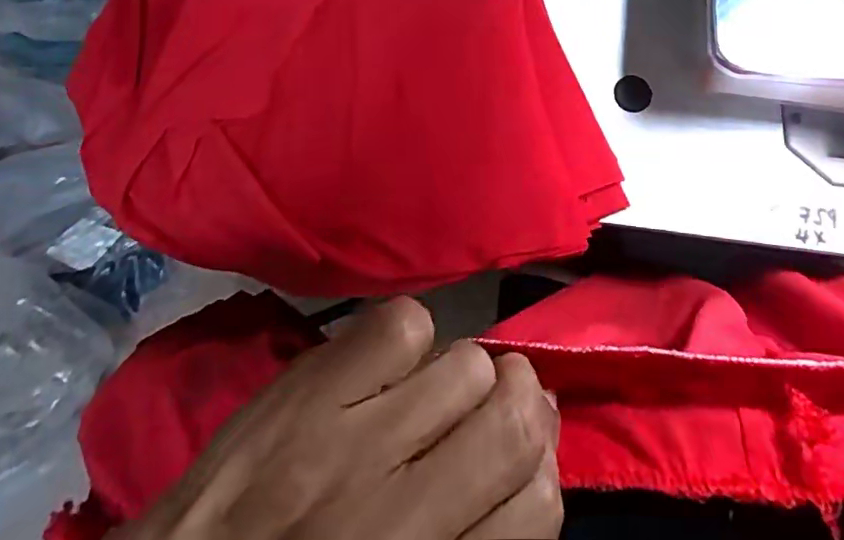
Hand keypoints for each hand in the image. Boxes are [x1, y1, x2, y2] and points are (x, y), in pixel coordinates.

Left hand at [119, 297, 560, 539]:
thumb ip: (477, 530)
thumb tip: (537, 440)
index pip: (537, 506)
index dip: (540, 469)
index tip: (521, 459)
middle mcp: (392, 517)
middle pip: (513, 422)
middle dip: (519, 403)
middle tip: (494, 406)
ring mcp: (345, 445)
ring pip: (467, 365)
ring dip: (461, 375)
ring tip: (428, 393)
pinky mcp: (302, 394)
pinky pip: (402, 324)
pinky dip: (405, 339)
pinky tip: (380, 371)